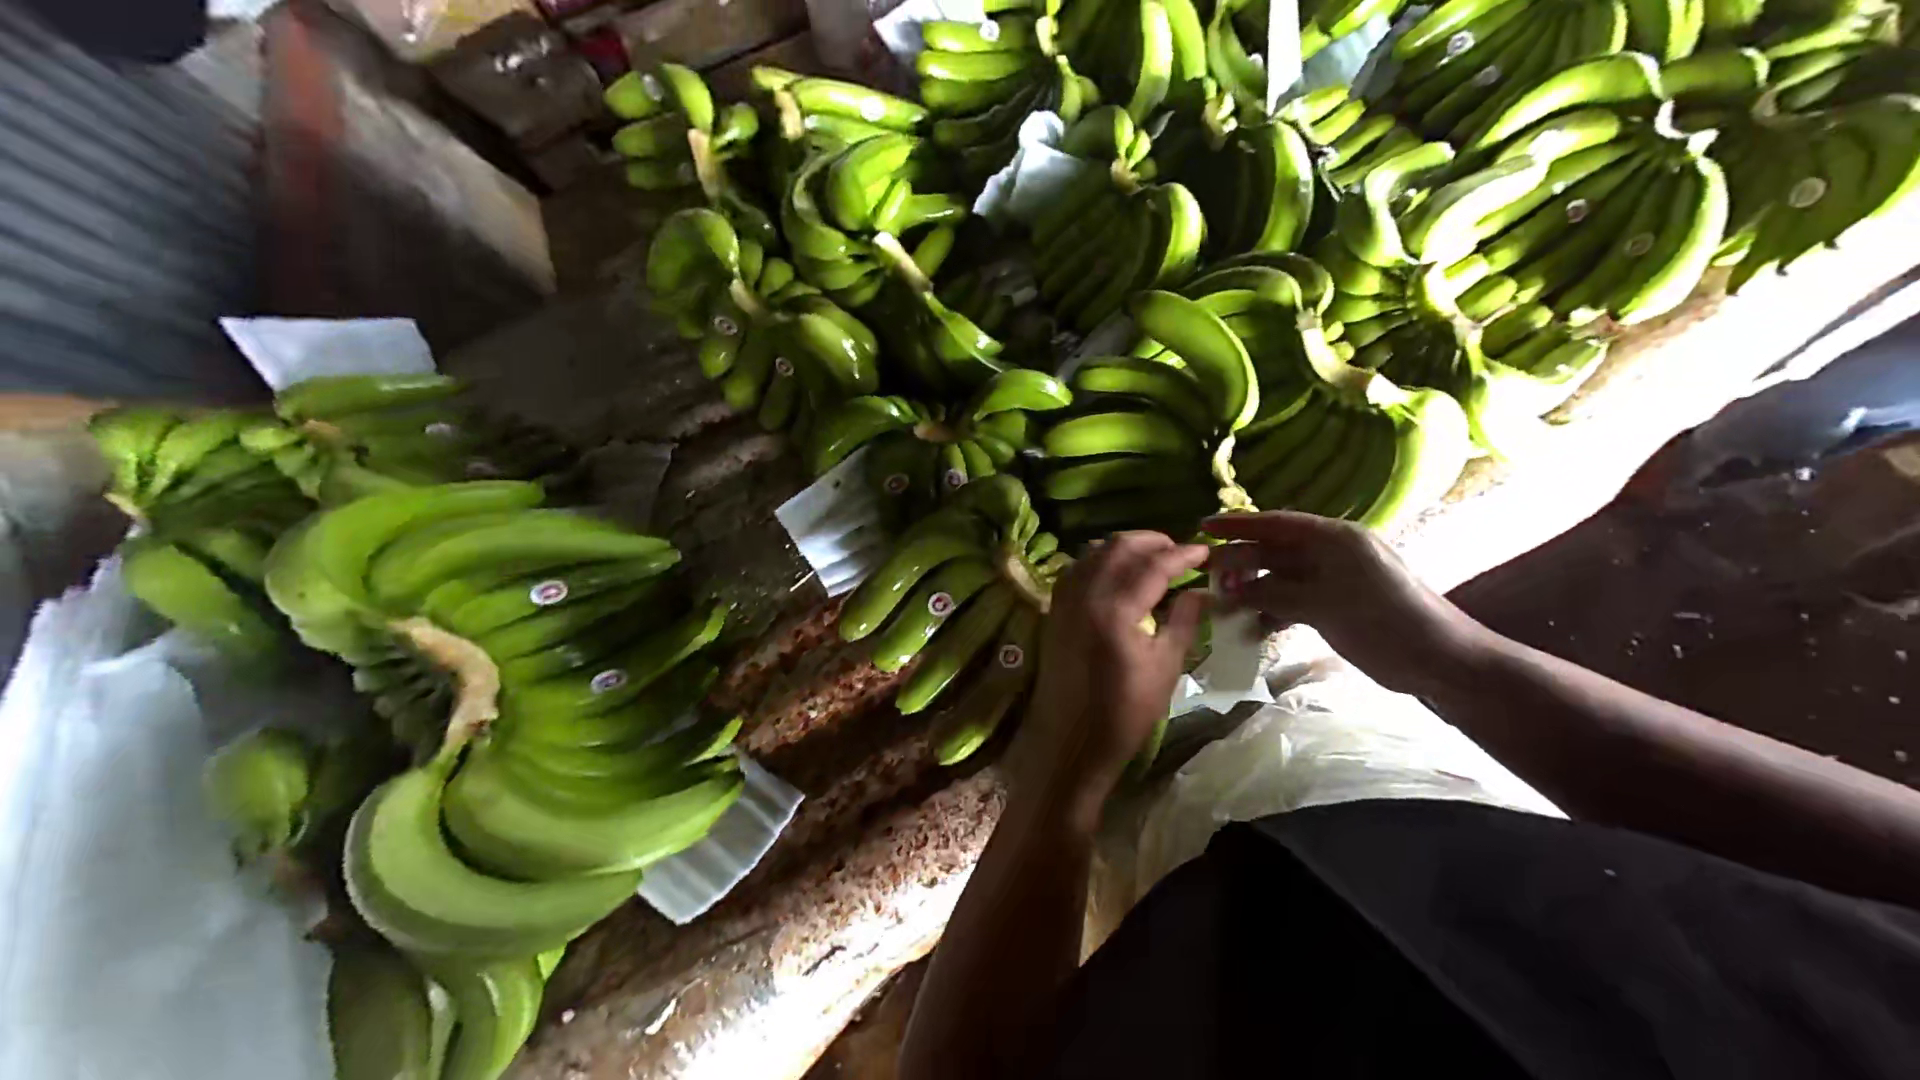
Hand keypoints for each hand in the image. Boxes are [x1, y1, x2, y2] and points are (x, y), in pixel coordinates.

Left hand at [1009, 532, 1209, 823]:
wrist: (1069, 742)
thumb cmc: (1124, 714)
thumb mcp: (1165, 668)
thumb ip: (1183, 622)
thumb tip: (1201, 590)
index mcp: (1115, 611)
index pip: (1154, 566)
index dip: (1183, 554)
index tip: (1206, 551)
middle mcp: (1084, 596)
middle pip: (1118, 548)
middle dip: (1152, 542)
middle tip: (1180, 551)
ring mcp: (1064, 600)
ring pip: (1093, 553)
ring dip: (1124, 548)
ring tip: (1152, 558)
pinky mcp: (1053, 610)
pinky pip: (1076, 568)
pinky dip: (1099, 561)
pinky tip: (1117, 573)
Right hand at [1202, 512, 1489, 695]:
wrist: (1438, 659)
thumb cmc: (1383, 619)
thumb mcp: (1323, 604)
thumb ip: (1273, 594)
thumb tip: (1229, 592)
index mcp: (1333, 538)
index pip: (1275, 523)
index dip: (1238, 524)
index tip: (1203, 526)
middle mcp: (1329, 554)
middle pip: (1272, 551)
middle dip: (1238, 563)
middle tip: (1204, 575)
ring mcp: (1330, 581)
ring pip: (1277, 579)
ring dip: (1251, 593)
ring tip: (1222, 608)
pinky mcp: (1331, 606)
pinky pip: (1289, 603)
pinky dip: (1269, 614)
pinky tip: (1251, 631)